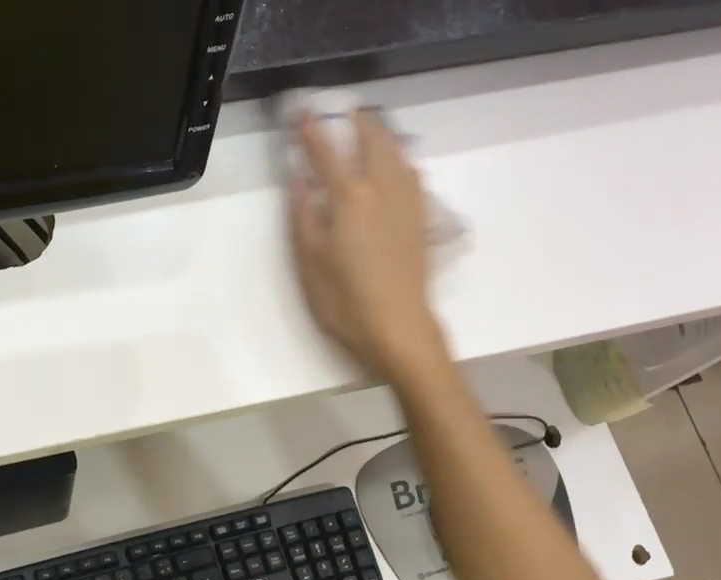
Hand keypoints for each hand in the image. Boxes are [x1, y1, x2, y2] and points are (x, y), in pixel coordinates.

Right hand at [288, 108, 447, 378]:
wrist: (399, 327)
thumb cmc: (345, 300)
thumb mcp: (310, 262)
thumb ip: (303, 215)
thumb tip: (299, 180)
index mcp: (350, 196)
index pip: (326, 151)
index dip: (311, 130)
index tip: (300, 111)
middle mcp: (383, 186)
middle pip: (372, 138)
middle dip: (355, 121)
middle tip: (341, 113)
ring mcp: (407, 199)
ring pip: (396, 150)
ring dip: (379, 134)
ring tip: (366, 131)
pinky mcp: (420, 216)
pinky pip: (408, 170)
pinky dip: (395, 157)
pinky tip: (391, 166)